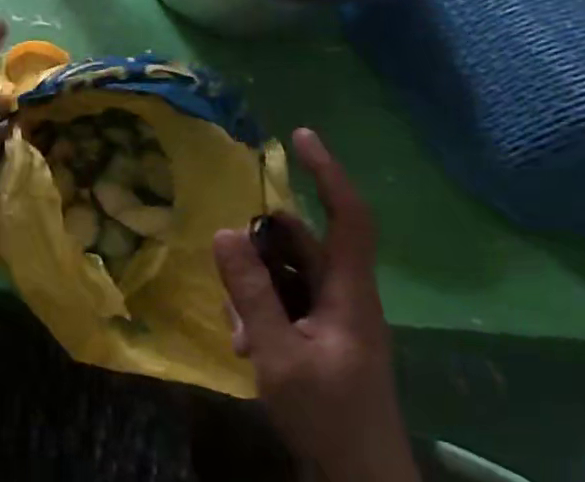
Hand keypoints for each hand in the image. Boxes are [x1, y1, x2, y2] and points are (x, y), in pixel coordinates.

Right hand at [213, 128, 416, 481]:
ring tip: (241, 330)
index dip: (328, 174)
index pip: (349, 219)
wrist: (360, 481)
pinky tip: (244, 341)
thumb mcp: (279, 354)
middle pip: (301, 245)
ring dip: (254, 289)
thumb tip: (224, 230)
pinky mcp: (318, 337)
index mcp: (350, 295)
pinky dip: (258, 311)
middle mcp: (344, 298)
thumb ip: (250, 292)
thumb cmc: (329, 416)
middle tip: (228, 261)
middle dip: (261, 249)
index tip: (300, 137)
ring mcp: (332, 319)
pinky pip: (282, 302)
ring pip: (285, 276)